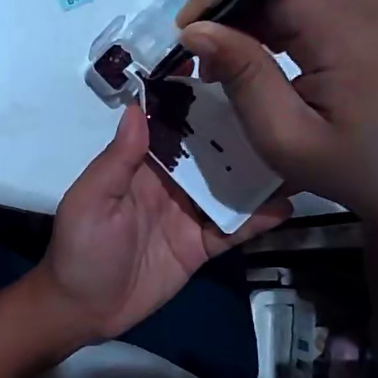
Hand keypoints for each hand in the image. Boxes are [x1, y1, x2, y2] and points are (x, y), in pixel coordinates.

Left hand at [32, 104, 287, 339]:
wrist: (86, 310)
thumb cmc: (81, 249)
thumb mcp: (91, 201)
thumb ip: (118, 159)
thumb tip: (138, 108)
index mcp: (139, 166)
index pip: (169, 125)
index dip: (192, 99)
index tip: (225, 68)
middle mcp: (168, 183)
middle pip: (208, 151)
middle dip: (238, 130)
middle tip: (282, 105)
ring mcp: (188, 214)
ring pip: (228, 186)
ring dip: (257, 172)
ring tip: (296, 151)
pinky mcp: (202, 245)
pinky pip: (234, 228)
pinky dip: (258, 218)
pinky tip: (287, 204)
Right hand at [175, 0, 377, 227]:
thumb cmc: (345, 167)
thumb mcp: (282, 134)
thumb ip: (242, 76)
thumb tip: (195, 29)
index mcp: (351, 32)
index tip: (188, 26)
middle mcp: (368, 5)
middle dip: (229, 0)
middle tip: (196, 48)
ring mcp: (371, 8)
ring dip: (245, 13)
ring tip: (219, 59)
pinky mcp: (366, 18)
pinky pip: (305, 2)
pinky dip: (268, 21)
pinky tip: (251, 56)